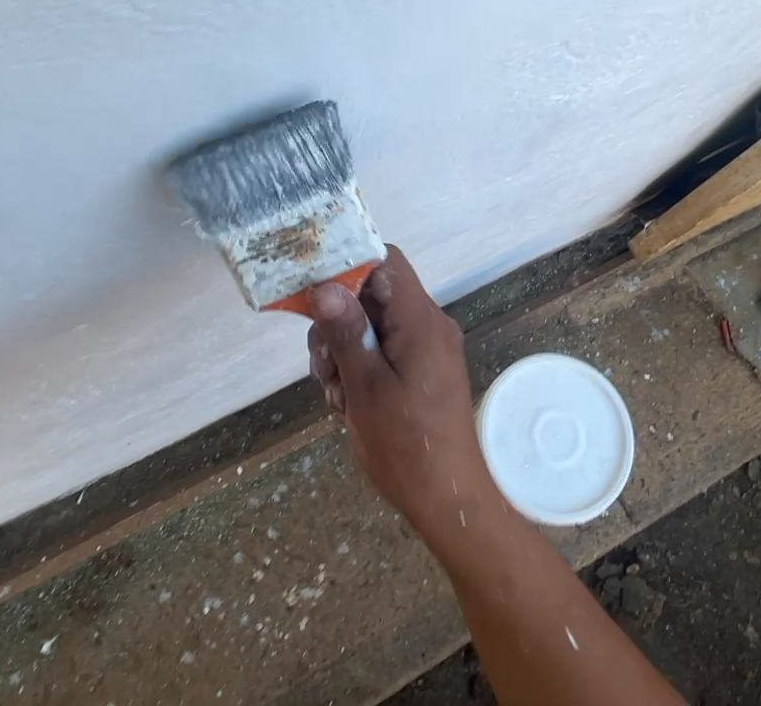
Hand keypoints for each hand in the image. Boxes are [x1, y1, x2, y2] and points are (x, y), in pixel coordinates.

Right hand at [307, 246, 494, 541]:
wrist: (447, 498)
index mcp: (420, 320)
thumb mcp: (365, 386)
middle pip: (373, 296)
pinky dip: (361, 369)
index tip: (313, 294)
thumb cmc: (405, 443)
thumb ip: (347, 332)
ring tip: (335, 393)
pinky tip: (347, 403)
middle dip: (338, 323)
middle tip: (323, 365)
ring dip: (344, 352)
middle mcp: (429, 326)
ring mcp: (428, 350)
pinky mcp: (423, 372)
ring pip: (373, 326)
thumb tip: (326, 285)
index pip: (385, 261)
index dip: (347, 266)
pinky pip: (385, 351)